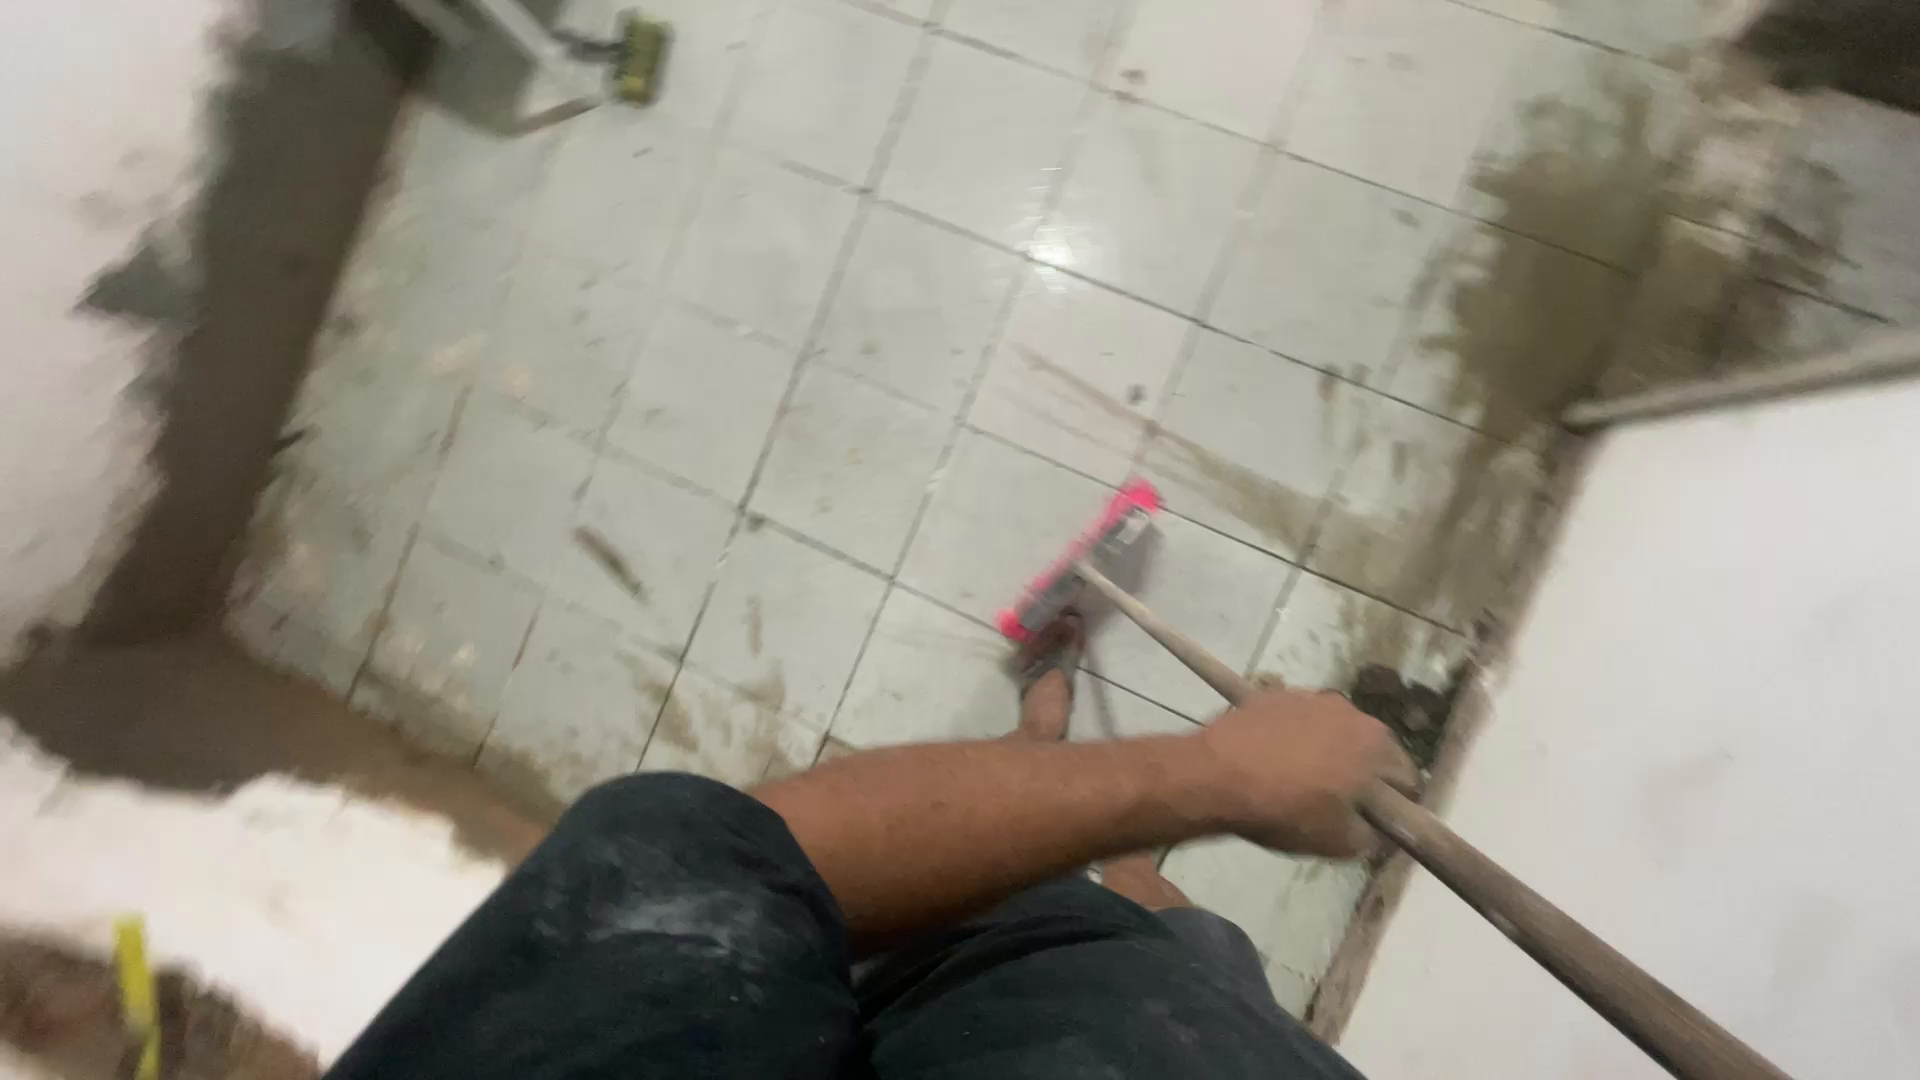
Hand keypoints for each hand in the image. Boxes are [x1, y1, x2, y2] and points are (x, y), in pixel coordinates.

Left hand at [1199, 688, 1418, 857]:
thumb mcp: (1342, 842)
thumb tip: (1378, 829)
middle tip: (1336, 803)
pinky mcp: (1272, 695)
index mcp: (1376, 743)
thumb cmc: (1284, 808)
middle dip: (1361, 774)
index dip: (1395, 808)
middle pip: (1370, 749)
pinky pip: (1297, 720)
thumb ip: (1375, 836)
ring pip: (1332, 731)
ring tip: (1298, 780)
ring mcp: (1308, 697)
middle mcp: (1348, 710)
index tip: (1375, 824)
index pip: (1405, 780)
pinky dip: (1294, 737)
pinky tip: (1273, 758)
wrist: (1212, 773)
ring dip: (1326, 751)